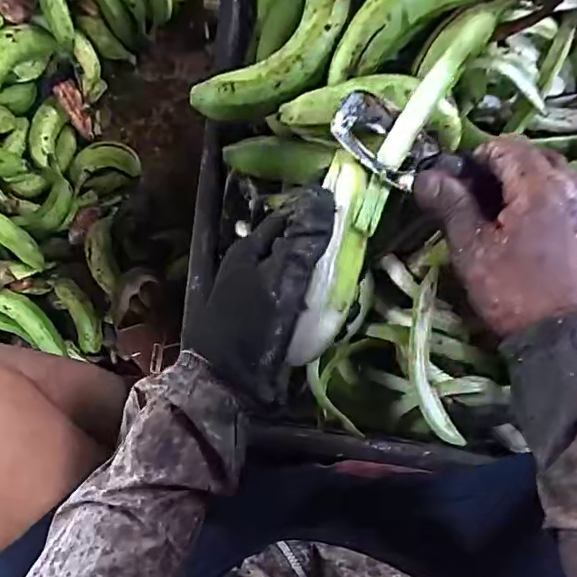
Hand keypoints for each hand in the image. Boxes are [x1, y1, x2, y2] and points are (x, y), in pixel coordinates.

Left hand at [182, 185, 333, 406]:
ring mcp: (249, 294)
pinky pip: (288, 299)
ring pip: (290, 273)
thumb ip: (302, 240)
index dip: (314, 218)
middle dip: (316, 248)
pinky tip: (323, 307)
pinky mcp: (257, 319)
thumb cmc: (253, 323)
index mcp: (247, 250)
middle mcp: (245, 267)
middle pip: (289, 247)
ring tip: (341, 281)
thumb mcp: (282, 278)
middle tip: (348, 254)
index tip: (345, 222)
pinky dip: (305, 300)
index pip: (286, 219)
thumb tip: (322, 197)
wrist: (229, 379)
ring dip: (314, 276)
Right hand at [412, 137, 576, 338]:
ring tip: (501, 220)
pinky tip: (529, 233)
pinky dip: (545, 203)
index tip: (455, 183)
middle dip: (500, 171)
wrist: (572, 336)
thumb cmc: (515, 293)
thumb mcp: (473, 252)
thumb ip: (452, 206)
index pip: (504, 147)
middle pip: (531, 157)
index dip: (474, 159)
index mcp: (541, 185)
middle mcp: (576, 181)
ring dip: (523, 187)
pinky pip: (568, 197)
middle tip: (474, 202)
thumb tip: (427, 175)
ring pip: (552, 176)